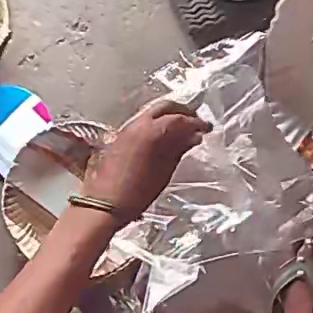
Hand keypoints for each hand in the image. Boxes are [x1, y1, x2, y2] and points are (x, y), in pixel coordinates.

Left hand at [81, 98, 210, 218]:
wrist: (104, 204)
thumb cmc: (137, 193)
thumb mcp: (164, 172)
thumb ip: (178, 149)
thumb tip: (194, 137)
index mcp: (150, 132)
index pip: (179, 119)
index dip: (196, 122)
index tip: (207, 128)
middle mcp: (137, 124)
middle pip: (164, 107)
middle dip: (183, 112)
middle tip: (196, 123)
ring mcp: (127, 129)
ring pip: (153, 113)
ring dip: (170, 117)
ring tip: (184, 130)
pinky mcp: (121, 137)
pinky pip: (144, 122)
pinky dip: (158, 124)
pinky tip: (166, 137)